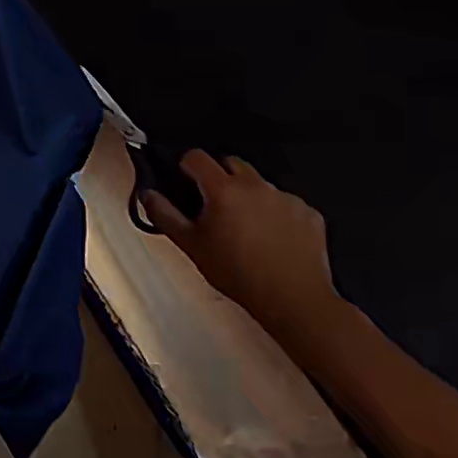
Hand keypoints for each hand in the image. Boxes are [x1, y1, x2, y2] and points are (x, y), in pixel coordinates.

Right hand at [140, 150, 338, 328]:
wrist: (293, 300)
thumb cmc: (241, 276)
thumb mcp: (192, 246)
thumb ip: (165, 215)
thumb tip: (149, 195)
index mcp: (224, 190)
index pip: (197, 157)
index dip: (186, 165)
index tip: (185, 178)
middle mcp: (256, 187)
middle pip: (230, 163)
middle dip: (218, 176)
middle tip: (212, 203)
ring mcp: (285, 198)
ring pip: (259, 183)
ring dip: (247, 195)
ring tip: (244, 227)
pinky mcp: (308, 213)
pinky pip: (284, 202)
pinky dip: (274, 213)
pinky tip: (270, 237)